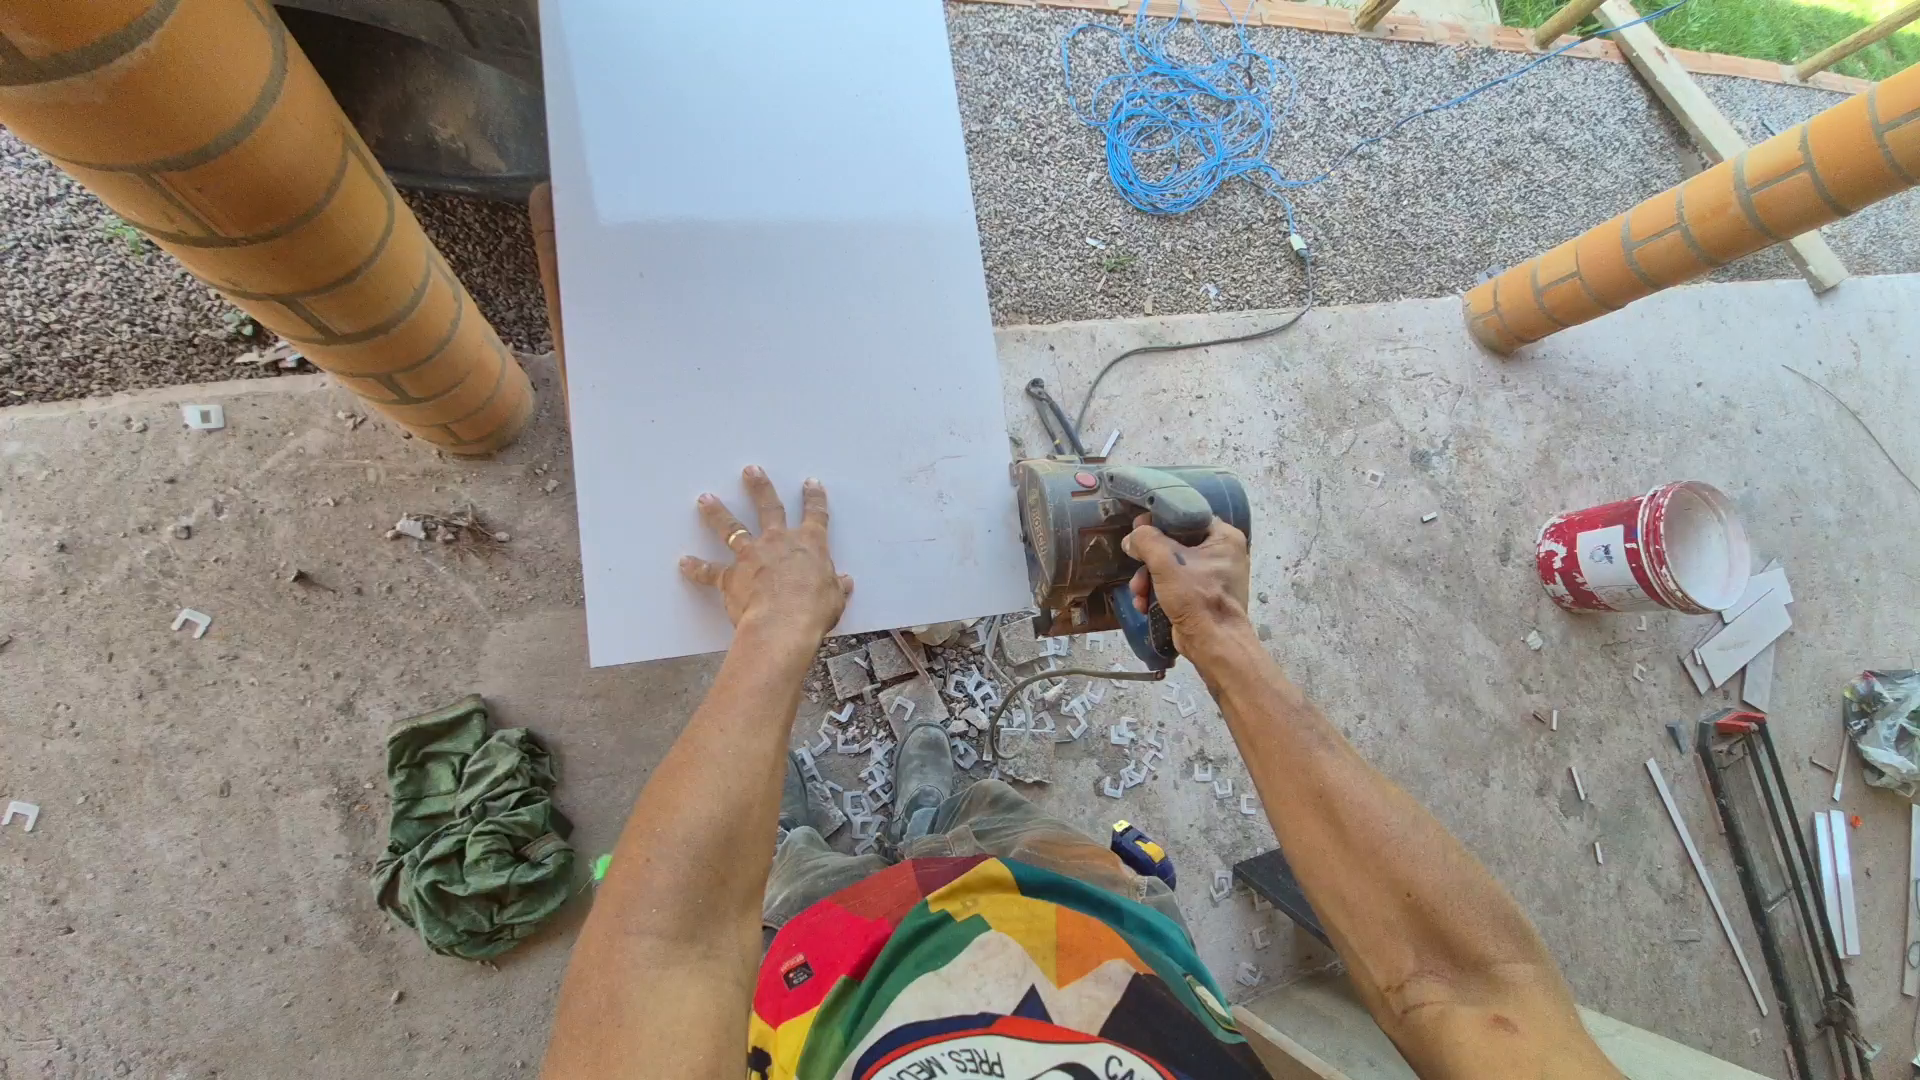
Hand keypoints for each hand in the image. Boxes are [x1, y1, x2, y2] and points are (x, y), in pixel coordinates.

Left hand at [679, 466, 852, 639]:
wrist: (784, 623)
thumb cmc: (813, 610)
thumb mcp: (834, 598)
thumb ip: (837, 587)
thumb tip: (845, 584)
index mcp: (810, 545)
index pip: (816, 515)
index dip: (814, 498)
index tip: (811, 483)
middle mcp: (779, 542)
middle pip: (769, 507)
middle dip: (760, 487)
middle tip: (750, 471)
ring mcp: (752, 556)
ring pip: (732, 528)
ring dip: (717, 513)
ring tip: (706, 499)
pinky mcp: (731, 577)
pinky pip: (710, 571)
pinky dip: (697, 568)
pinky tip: (685, 562)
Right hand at [1122, 514, 1251, 659]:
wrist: (1213, 644)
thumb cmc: (1197, 598)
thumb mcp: (1166, 561)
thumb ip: (1145, 540)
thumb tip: (1132, 539)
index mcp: (1224, 537)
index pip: (1187, 517)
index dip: (1160, 521)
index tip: (1138, 529)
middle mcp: (1222, 553)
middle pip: (1175, 544)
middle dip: (1149, 559)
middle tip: (1135, 564)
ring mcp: (1213, 577)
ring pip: (1171, 566)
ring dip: (1148, 579)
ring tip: (1138, 593)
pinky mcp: (1202, 596)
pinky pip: (1174, 585)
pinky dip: (1157, 592)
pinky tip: (1144, 604)